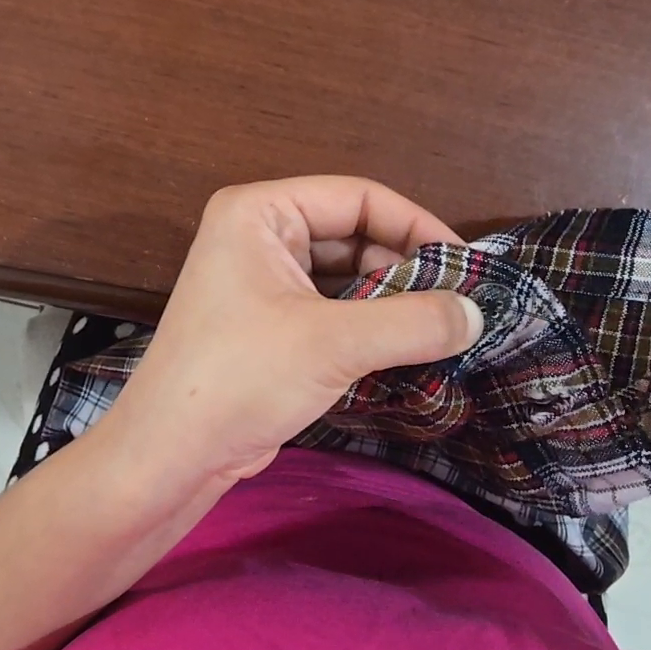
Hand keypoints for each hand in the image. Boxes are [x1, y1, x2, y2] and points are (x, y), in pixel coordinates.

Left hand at [105, 176, 483, 481]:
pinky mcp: (265, 322)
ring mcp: (258, 280)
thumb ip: (413, 323)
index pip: (356, 197)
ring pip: (342, 274)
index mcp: (260, 212)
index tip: (466, 266)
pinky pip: (328, 307)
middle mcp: (256, 235)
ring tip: (441, 328)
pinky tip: (405, 347)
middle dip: (404, 267)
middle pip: (351, 233)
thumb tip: (478, 313)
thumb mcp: (334, 343)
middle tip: (458, 304)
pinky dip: (366, 323)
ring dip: (389, 300)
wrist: (173, 452)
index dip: (416, 226)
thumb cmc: (242, 378)